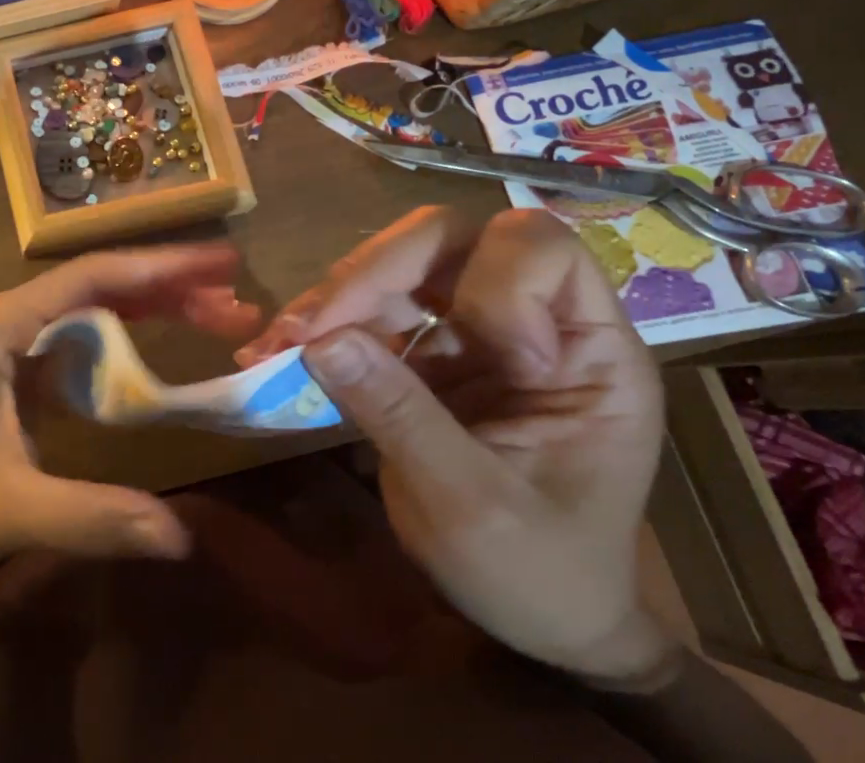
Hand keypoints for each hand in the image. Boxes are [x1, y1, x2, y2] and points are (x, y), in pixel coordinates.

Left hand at [0, 244, 262, 566]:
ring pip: (99, 299)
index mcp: (0, 328)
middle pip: (99, 281)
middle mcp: (9, 316)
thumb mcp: (24, 512)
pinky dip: (137, 325)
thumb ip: (95, 518)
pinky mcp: (30, 356)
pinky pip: (91, 327)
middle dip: (169, 282)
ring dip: (159, 300)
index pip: (86, 279)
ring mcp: (19, 333)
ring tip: (223, 311)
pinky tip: (176, 330)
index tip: (219, 265)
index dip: (156, 266)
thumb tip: (179, 535)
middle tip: (237, 298)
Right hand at [241, 208, 674, 682]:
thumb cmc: (535, 572)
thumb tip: (320, 340)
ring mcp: (470, 338)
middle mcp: (530, 325)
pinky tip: (275, 355)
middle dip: (376, 272)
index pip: (541, 251)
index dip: (494, 285)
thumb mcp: (471, 505)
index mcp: (589, 352)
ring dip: (332, 298)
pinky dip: (317, 328)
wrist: (537, 621)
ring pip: (397, 270)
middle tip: (314, 326)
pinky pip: (366, 315)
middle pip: (451, 242)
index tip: (478, 362)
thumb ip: (402, 416)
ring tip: (276, 345)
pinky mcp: (424, 360)